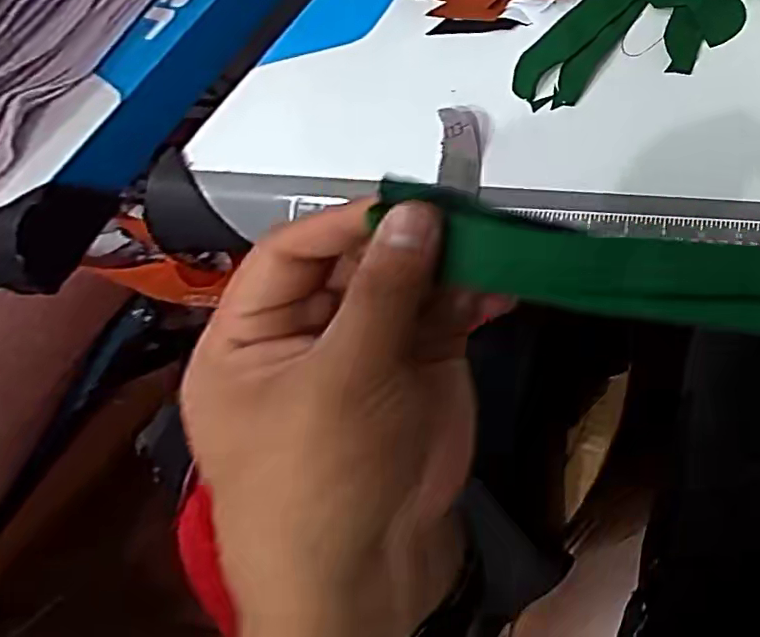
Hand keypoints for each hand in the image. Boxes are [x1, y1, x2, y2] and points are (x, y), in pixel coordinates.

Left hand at [181, 201, 511, 636]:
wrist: (377, 557)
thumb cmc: (321, 478)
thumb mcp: (342, 377)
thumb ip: (384, 290)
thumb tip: (417, 213)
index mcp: (257, 336)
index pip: (293, 253)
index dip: (348, 224)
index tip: (410, 204)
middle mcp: (317, 329)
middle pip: (366, 260)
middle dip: (416, 241)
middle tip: (466, 221)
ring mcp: (377, 341)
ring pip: (419, 278)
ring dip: (457, 265)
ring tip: (493, 254)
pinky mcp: (427, 353)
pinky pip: (455, 306)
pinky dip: (481, 296)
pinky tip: (502, 294)